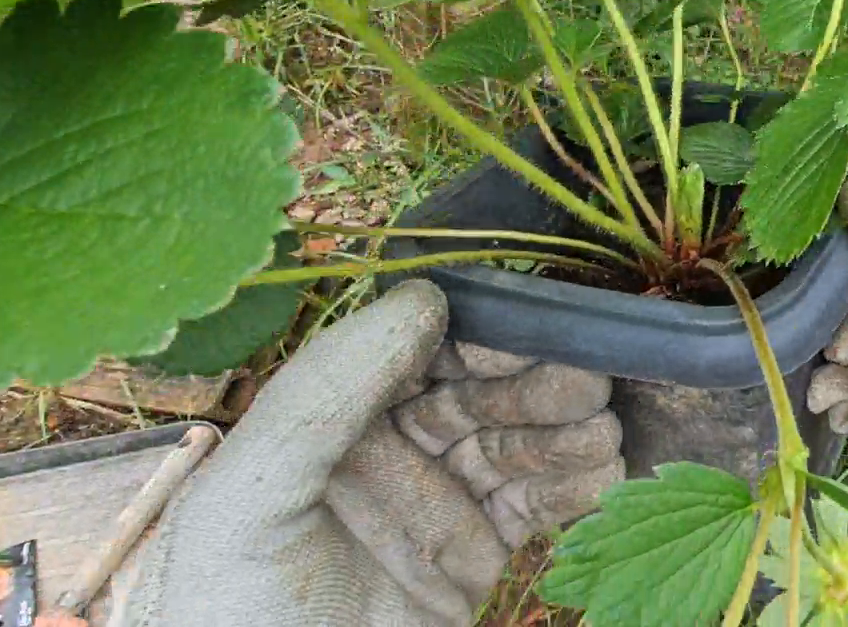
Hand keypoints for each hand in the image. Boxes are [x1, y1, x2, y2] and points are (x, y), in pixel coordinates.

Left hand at [115, 281, 624, 626]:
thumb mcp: (244, 505)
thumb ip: (324, 393)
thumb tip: (427, 296)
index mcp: (331, 428)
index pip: (423, 355)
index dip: (486, 339)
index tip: (538, 336)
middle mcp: (393, 454)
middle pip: (487, 396)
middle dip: (543, 388)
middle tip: (589, 388)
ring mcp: (442, 502)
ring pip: (524, 443)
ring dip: (571, 435)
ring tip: (602, 437)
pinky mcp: (480, 550)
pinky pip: (540, 503)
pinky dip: (578, 485)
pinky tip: (603, 475)